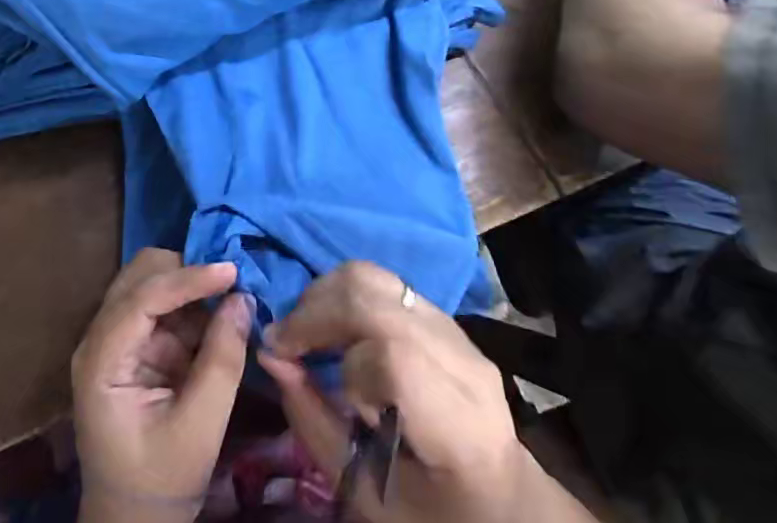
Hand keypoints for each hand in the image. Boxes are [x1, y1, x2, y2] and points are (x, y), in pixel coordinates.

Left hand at [73, 249, 251, 522]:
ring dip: (192, 284)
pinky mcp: (138, 346)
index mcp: (101, 361)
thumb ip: (222, 360)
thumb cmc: (161, 479)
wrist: (136, 519)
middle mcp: (101, 338)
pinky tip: (221, 312)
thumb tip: (243, 299)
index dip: (187, 278)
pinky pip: (166, 306)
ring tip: (233, 293)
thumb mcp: (200, 426)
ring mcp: (118, 339)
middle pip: (140, 276)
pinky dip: (195, 303)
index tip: (231, 271)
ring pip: (153, 283)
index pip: (141, 298)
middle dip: (186, 271)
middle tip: (231, 279)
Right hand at [257, 263, 594, 522]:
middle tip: (283, 340)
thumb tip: (272, 358)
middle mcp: (464, 363)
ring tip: (304, 330)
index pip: (396, 357)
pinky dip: (344, 295)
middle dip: (317, 309)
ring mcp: (457, 332)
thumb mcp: (369, 497)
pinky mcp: (444, 318)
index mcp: (459, 427)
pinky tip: (332, 327)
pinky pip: (385, 285)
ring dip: (326, 293)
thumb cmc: (435, 513)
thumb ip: (316, 424)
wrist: (503, 498)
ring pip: (378, 278)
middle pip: (379, 299)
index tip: (304, 376)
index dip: (344, 362)